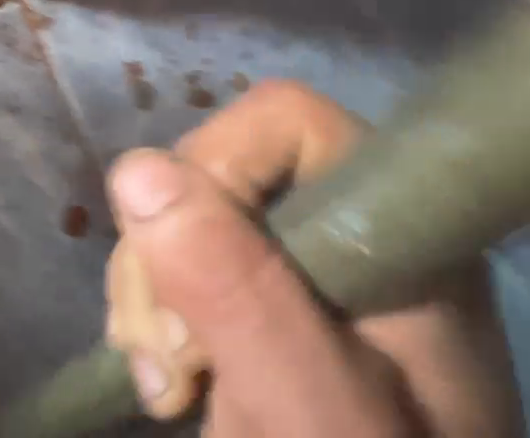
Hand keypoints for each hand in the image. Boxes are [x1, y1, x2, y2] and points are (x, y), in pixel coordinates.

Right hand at [105, 81, 522, 436]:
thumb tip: (137, 170)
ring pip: (179, 206)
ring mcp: (301, 258)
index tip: (195, 277)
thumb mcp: (310, 412)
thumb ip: (239, 293)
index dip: (219, 172)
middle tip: (172, 360)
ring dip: (145, 288)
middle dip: (165, 252)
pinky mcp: (261, 292)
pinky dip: (148, 306)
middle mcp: (348, 224)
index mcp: (393, 230)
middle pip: (216, 162)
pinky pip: (174, 251)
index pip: (287, 120)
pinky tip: (166, 375)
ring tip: (166, 383)